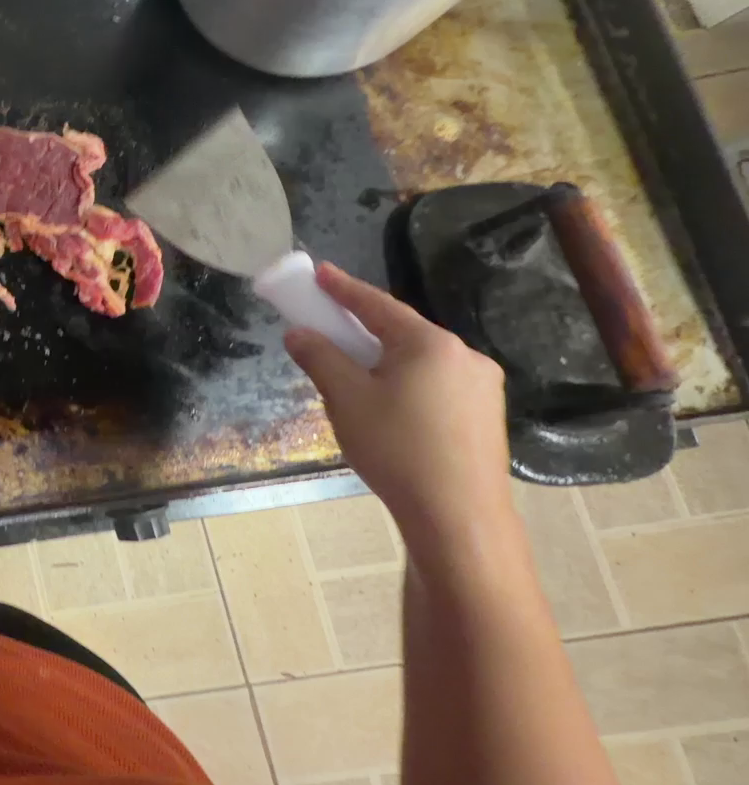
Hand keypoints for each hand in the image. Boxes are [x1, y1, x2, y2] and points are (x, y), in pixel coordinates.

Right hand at [284, 264, 511, 536]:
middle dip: (362, 328)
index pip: (377, 305)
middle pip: (401, 331)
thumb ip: (320, 358)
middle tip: (330, 327)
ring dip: (383, 358)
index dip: (343, 288)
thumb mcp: (345, 398)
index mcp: (428, 344)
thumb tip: (300, 333)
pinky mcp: (484, 414)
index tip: (319, 272)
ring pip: (419, 360)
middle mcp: (463, 355)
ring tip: (353, 376)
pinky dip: (404, 380)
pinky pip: (435, 383)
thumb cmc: (395, 447)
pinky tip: (387, 404)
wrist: (456, 512)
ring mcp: (481, 386)